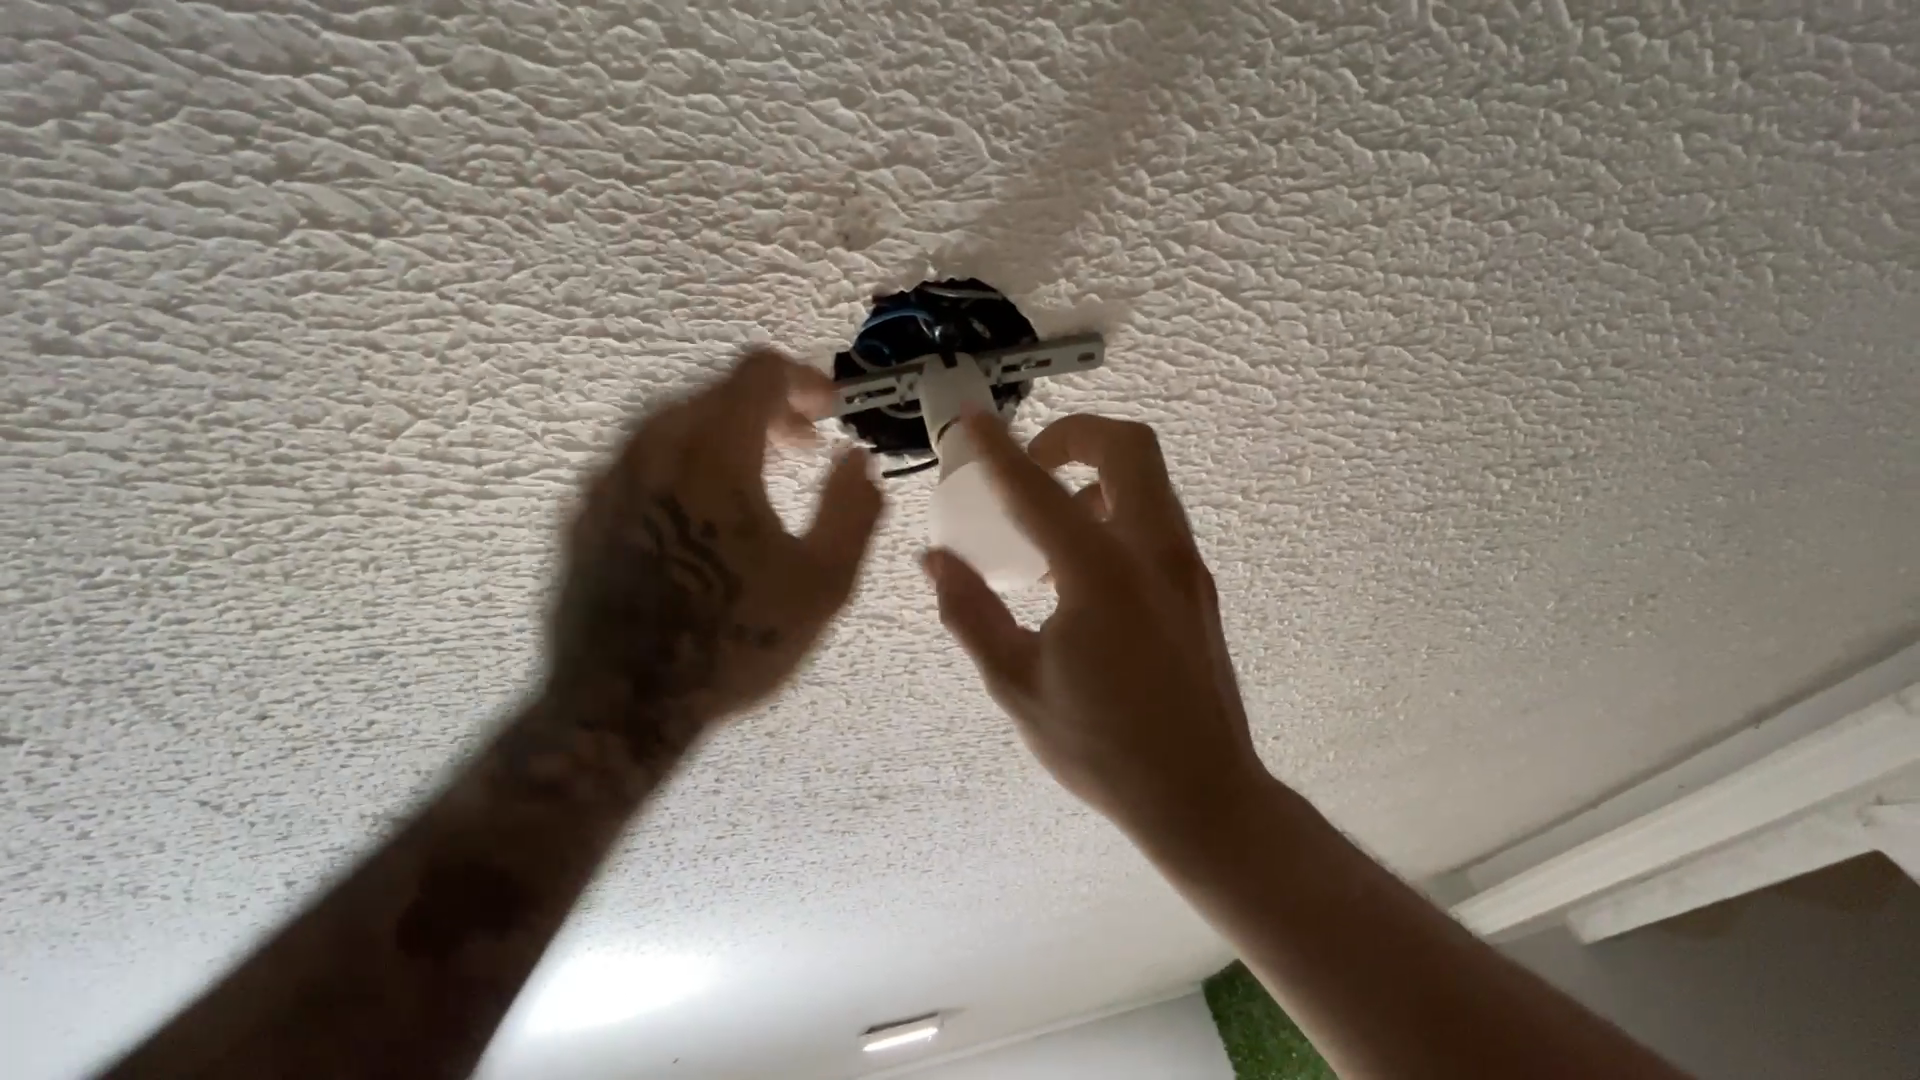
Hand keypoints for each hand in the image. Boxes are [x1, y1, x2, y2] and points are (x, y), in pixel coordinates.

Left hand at [550, 347, 883, 735]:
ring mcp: (607, 480)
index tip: (830, 411)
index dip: (805, 379)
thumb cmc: (734, 641)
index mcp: (713, 452)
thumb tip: (858, 460)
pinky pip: (638, 462)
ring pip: (671, 424)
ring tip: (754, 482)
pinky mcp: (583, 514)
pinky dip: (680, 465)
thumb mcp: (823, 582)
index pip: (759, 371)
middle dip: (768, 410)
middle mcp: (651, 448)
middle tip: (802, 450)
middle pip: (714, 392)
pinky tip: (699, 516)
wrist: (623, 704)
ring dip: (722, 435)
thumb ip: (853, 508)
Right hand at [924, 411, 1262, 835]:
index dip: (998, 449)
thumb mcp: (1017, 685)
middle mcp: (1154, 554)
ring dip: (1096, 475)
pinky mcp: (1197, 588)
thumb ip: (971, 613)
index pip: (1038, 490)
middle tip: (1030, 463)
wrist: (1203, 795)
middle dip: (1073, 434)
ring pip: (1148, 480)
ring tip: (1048, 525)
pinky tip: (1079, 570)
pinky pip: (1156, 518)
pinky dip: (1115, 511)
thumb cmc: (1103, 748)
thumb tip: (936, 560)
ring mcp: (1185, 568)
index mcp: (1101, 575)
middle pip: (1128, 447)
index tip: (973, 419)